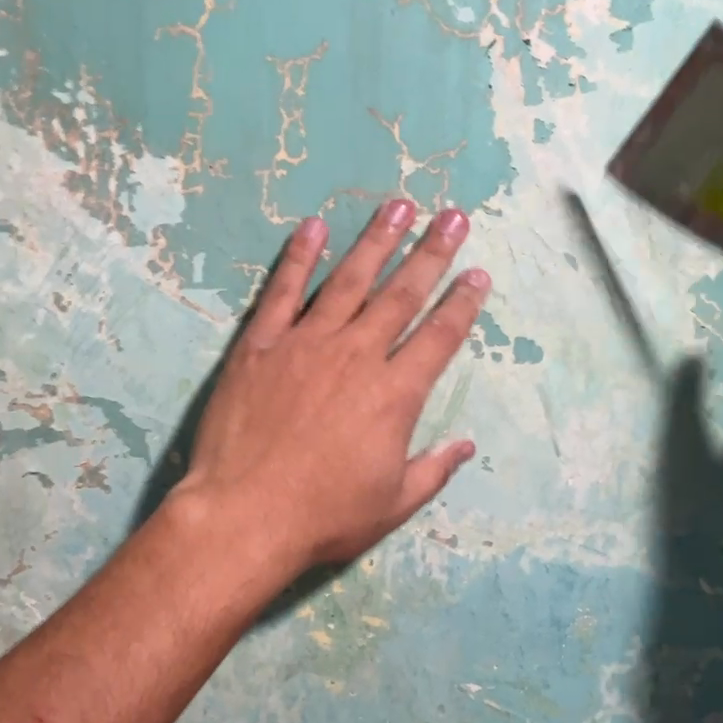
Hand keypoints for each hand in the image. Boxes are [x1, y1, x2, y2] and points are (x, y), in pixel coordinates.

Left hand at [171, 201, 490, 575]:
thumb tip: (466, 446)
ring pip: (348, 281)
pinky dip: (298, 257)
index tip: (477, 275)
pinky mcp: (260, 345)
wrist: (244, 514)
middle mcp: (357, 356)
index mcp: (395, 395)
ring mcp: (306, 344)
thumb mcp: (392, 505)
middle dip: (431, 253)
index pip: (439, 337)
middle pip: (401, 295)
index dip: (462, 305)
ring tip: (398, 206)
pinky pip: (282, 291)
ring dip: (376, 241)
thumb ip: (433, 470)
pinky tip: (313, 227)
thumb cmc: (323, 516)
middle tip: (452, 216)